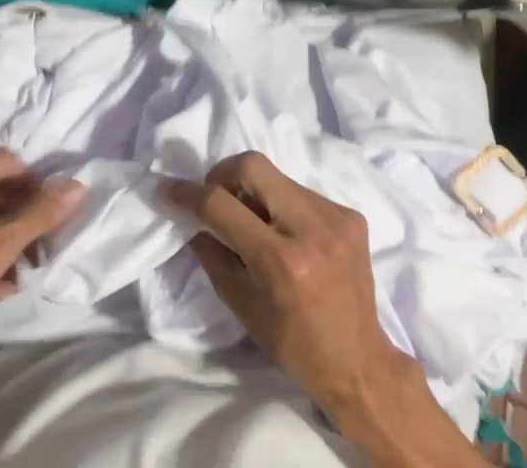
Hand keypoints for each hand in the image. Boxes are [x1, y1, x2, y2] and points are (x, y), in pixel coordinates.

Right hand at [161, 152, 405, 405]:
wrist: (358, 361)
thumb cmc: (292, 342)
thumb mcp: (239, 302)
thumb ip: (212, 253)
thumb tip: (192, 217)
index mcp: (280, 260)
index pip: (221, 205)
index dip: (187, 193)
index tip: (168, 189)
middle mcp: (312, 230)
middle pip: (253, 166)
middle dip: (223, 175)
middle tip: (216, 198)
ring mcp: (337, 219)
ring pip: (277, 176)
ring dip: (253, 191)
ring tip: (252, 221)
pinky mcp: (350, 217)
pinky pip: (300, 192)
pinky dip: (280, 204)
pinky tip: (283, 232)